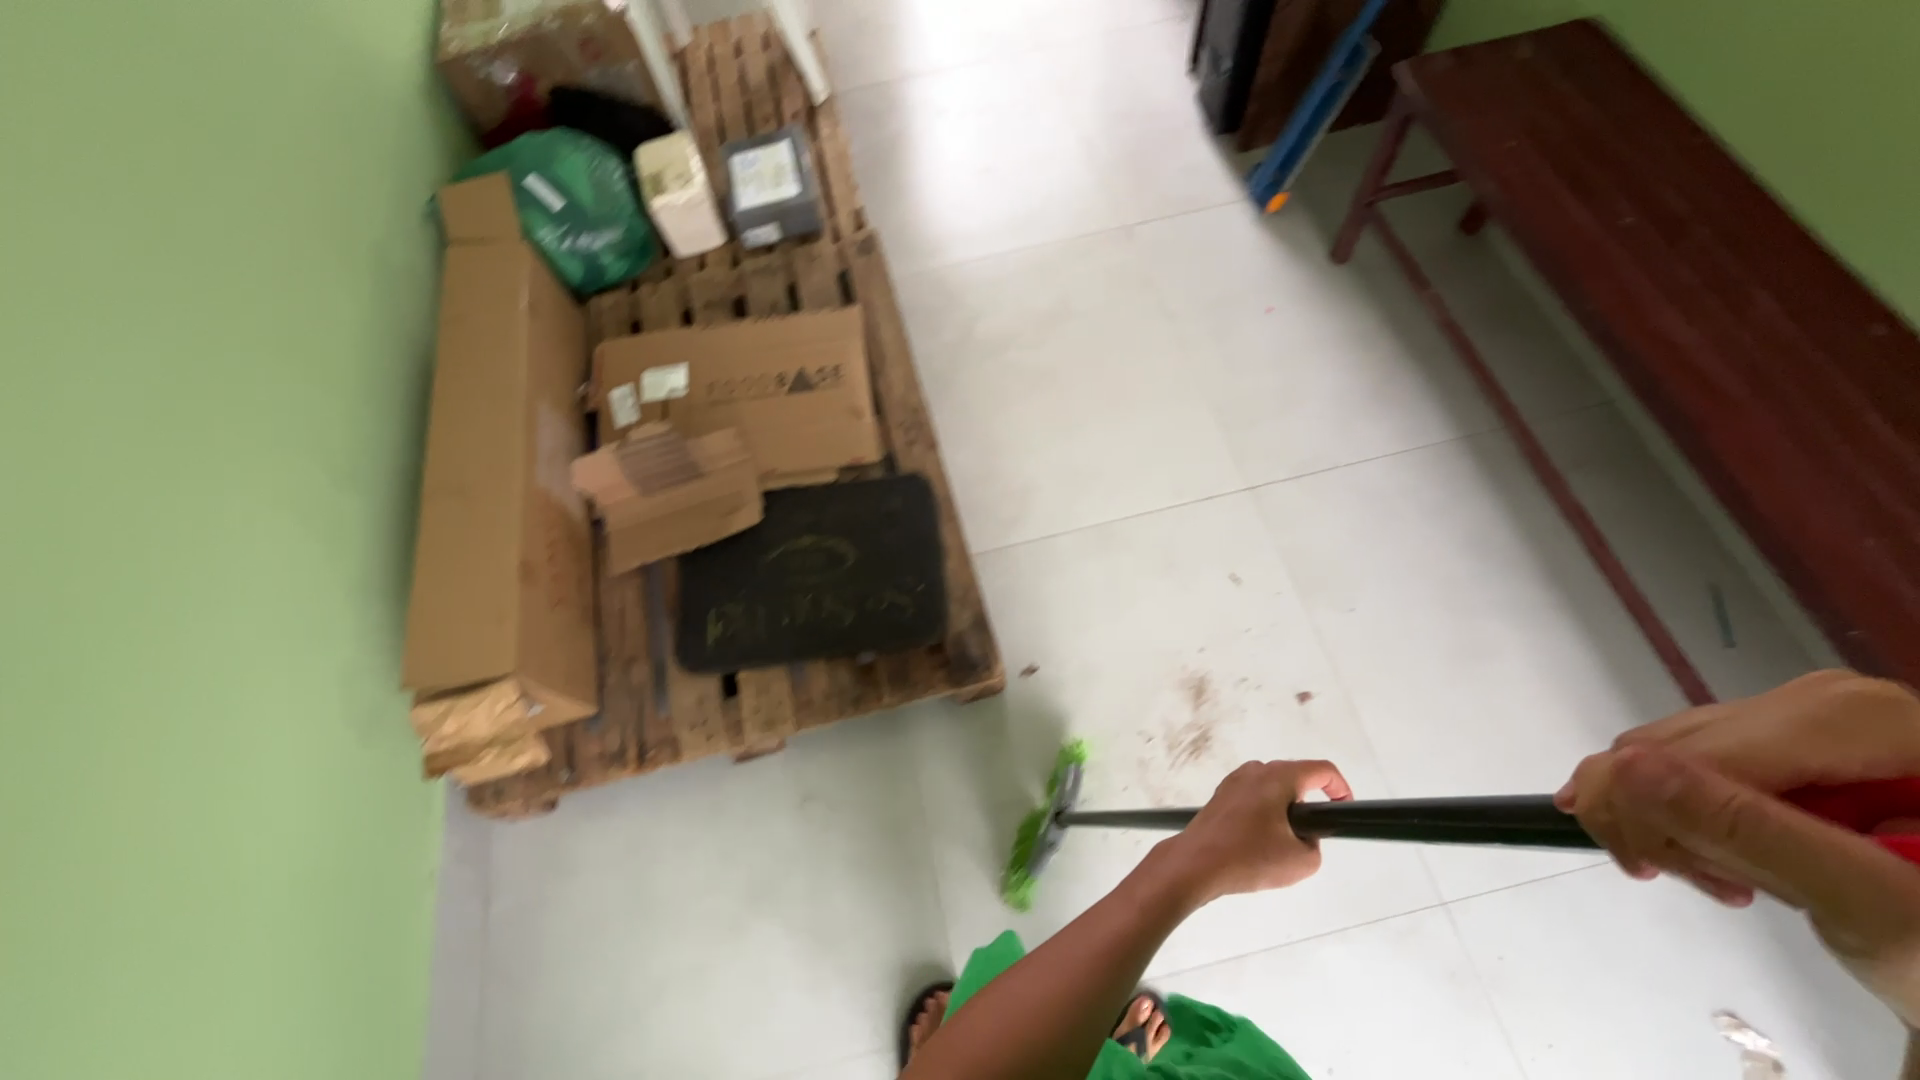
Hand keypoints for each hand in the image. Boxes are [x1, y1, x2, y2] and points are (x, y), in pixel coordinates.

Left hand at [1158, 759, 1351, 903]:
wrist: (1196, 863)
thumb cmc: (1250, 857)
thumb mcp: (1303, 861)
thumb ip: (1316, 843)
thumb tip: (1304, 834)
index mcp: (1277, 777)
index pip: (1322, 770)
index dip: (1341, 789)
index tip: (1344, 810)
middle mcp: (1254, 771)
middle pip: (1296, 778)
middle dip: (1310, 803)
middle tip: (1310, 835)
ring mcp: (1233, 782)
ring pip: (1273, 789)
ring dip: (1285, 810)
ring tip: (1281, 844)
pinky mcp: (1220, 797)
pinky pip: (1254, 798)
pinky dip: (1264, 815)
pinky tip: (1259, 842)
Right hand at [1558, 671, 1919, 1025]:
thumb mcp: (1877, 906)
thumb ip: (1754, 834)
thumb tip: (1625, 770)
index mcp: (1856, 720)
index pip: (1699, 751)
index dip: (1654, 808)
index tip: (1650, 871)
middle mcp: (1814, 702)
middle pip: (1668, 746)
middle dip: (1651, 819)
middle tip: (1680, 880)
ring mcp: (1788, 718)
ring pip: (1654, 752)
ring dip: (1652, 821)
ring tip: (1713, 880)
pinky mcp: (1767, 739)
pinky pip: (1668, 762)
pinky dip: (1664, 814)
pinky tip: (1707, 856)